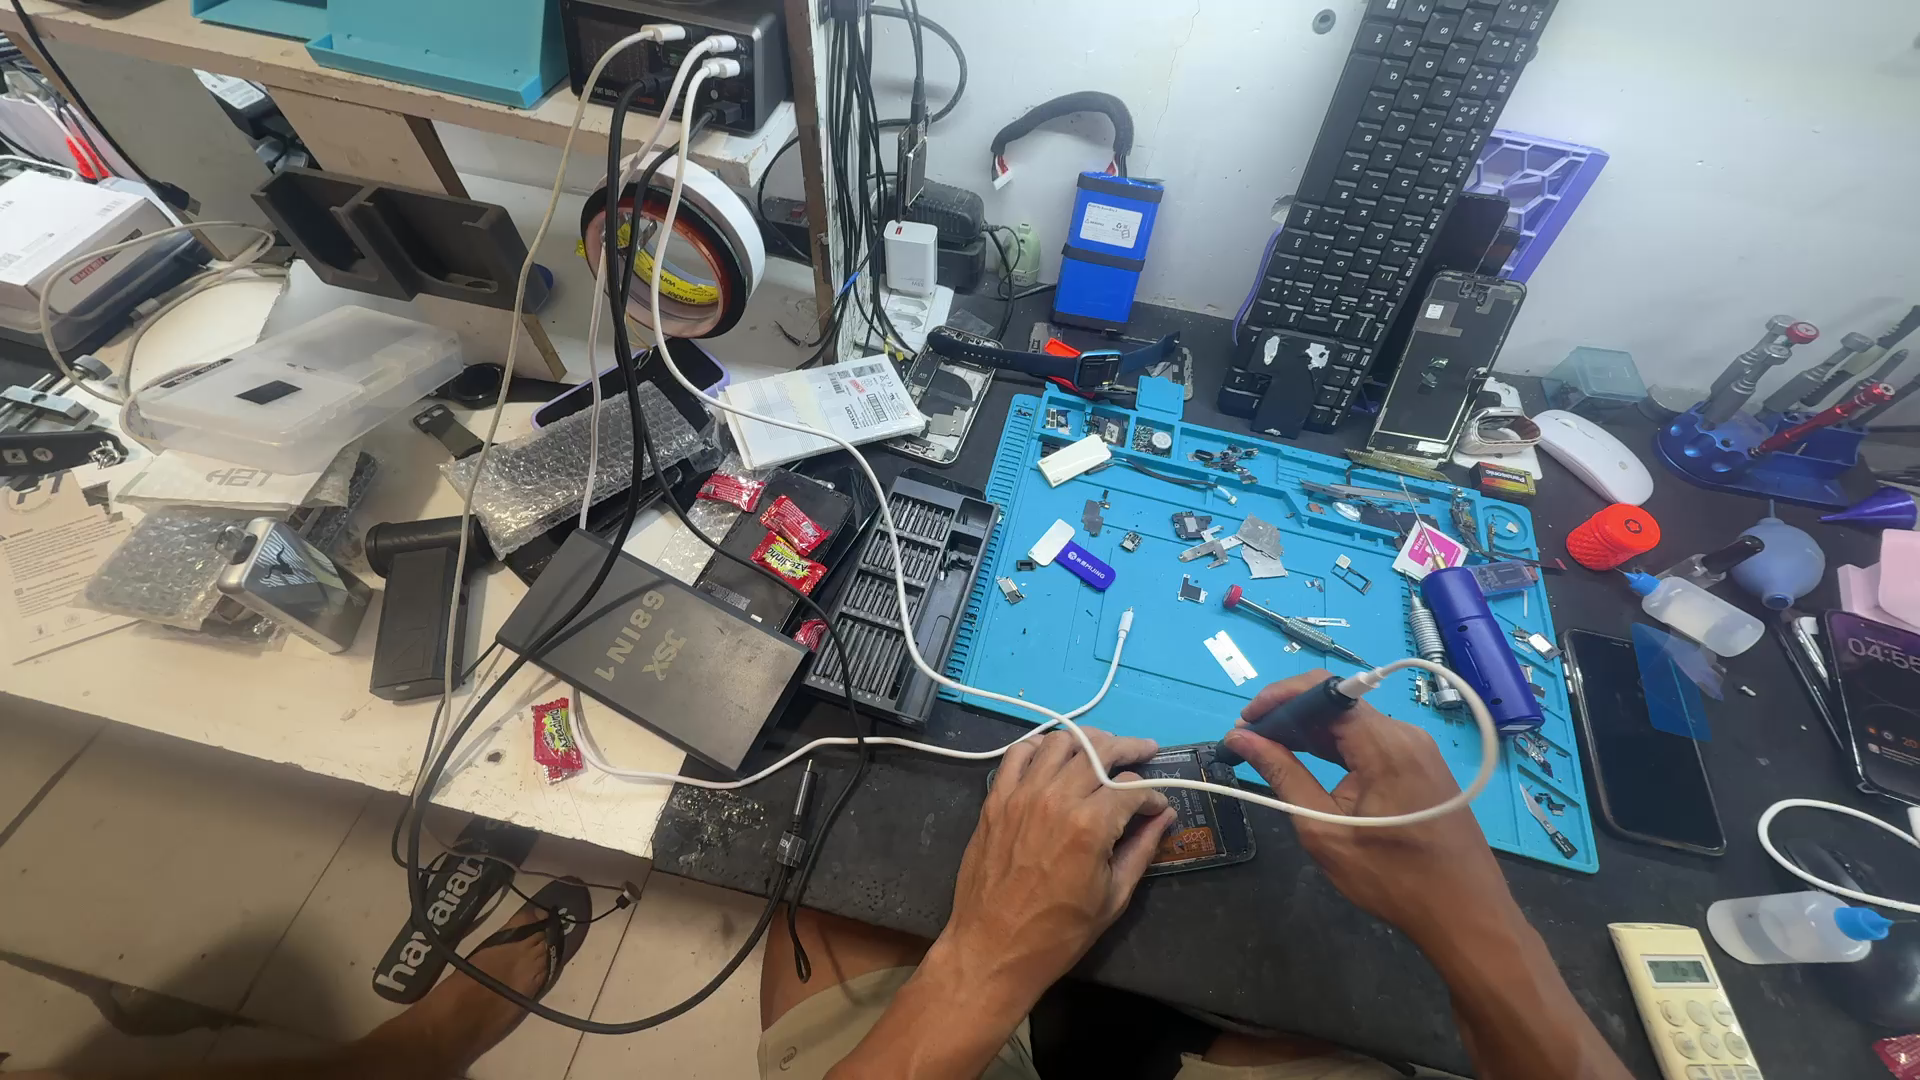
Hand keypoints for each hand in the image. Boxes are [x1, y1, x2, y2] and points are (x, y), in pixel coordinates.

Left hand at [938, 728, 1175, 1005]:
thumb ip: (1141, 849)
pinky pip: (1018, 753)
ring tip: (1104, 746)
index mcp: (1090, 825)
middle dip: (1128, 748)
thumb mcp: (1113, 897)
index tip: (1159, 805)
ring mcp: (1022, 792)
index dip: (1152, 793)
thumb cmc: (1059, 932)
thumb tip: (1164, 816)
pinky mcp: (996, 796)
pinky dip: (1039, 744)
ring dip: (1087, 739)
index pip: (1132, 788)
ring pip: (1059, 742)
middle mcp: (1056, 797)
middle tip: (1145, 749)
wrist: (993, 946)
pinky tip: (1054, 750)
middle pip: (1099, 751)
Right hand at [1222, 671, 1517, 948]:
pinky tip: (1307, 762)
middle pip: (1336, 702)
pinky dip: (1333, 746)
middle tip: (1250, 740)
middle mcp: (1406, 736)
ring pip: (1350, 721)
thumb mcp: (1324, 829)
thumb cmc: (1393, 879)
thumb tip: (1240, 738)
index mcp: (1386, 745)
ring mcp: (1418, 750)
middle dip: (1288, 715)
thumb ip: (1281, 774)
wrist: (1469, 921)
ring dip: (1308, 731)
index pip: (1323, 692)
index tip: (1246, 722)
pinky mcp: (1421, 766)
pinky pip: (1368, 740)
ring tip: (1270, 750)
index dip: (1278, 698)